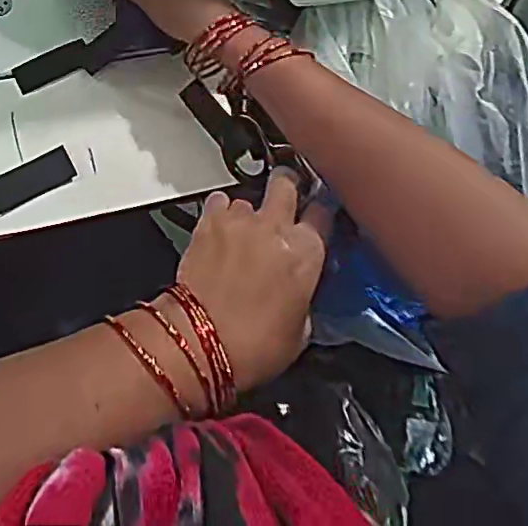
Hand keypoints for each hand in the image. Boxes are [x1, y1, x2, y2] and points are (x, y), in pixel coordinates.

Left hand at [172, 168, 332, 391]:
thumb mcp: (301, 327)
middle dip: (287, 185)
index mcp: (307, 253)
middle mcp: (274, 227)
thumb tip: (299, 284)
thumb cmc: (256, 343)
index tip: (316, 215)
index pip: (324, 213)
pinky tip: (219, 229)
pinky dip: (220, 211)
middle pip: (286, 183)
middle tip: (284, 196)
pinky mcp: (209, 219)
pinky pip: (219, 201)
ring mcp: (239, 219)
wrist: (203, 336)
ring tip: (242, 233)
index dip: (320, 212)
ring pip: (248, 197)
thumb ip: (305, 292)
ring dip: (248, 212)